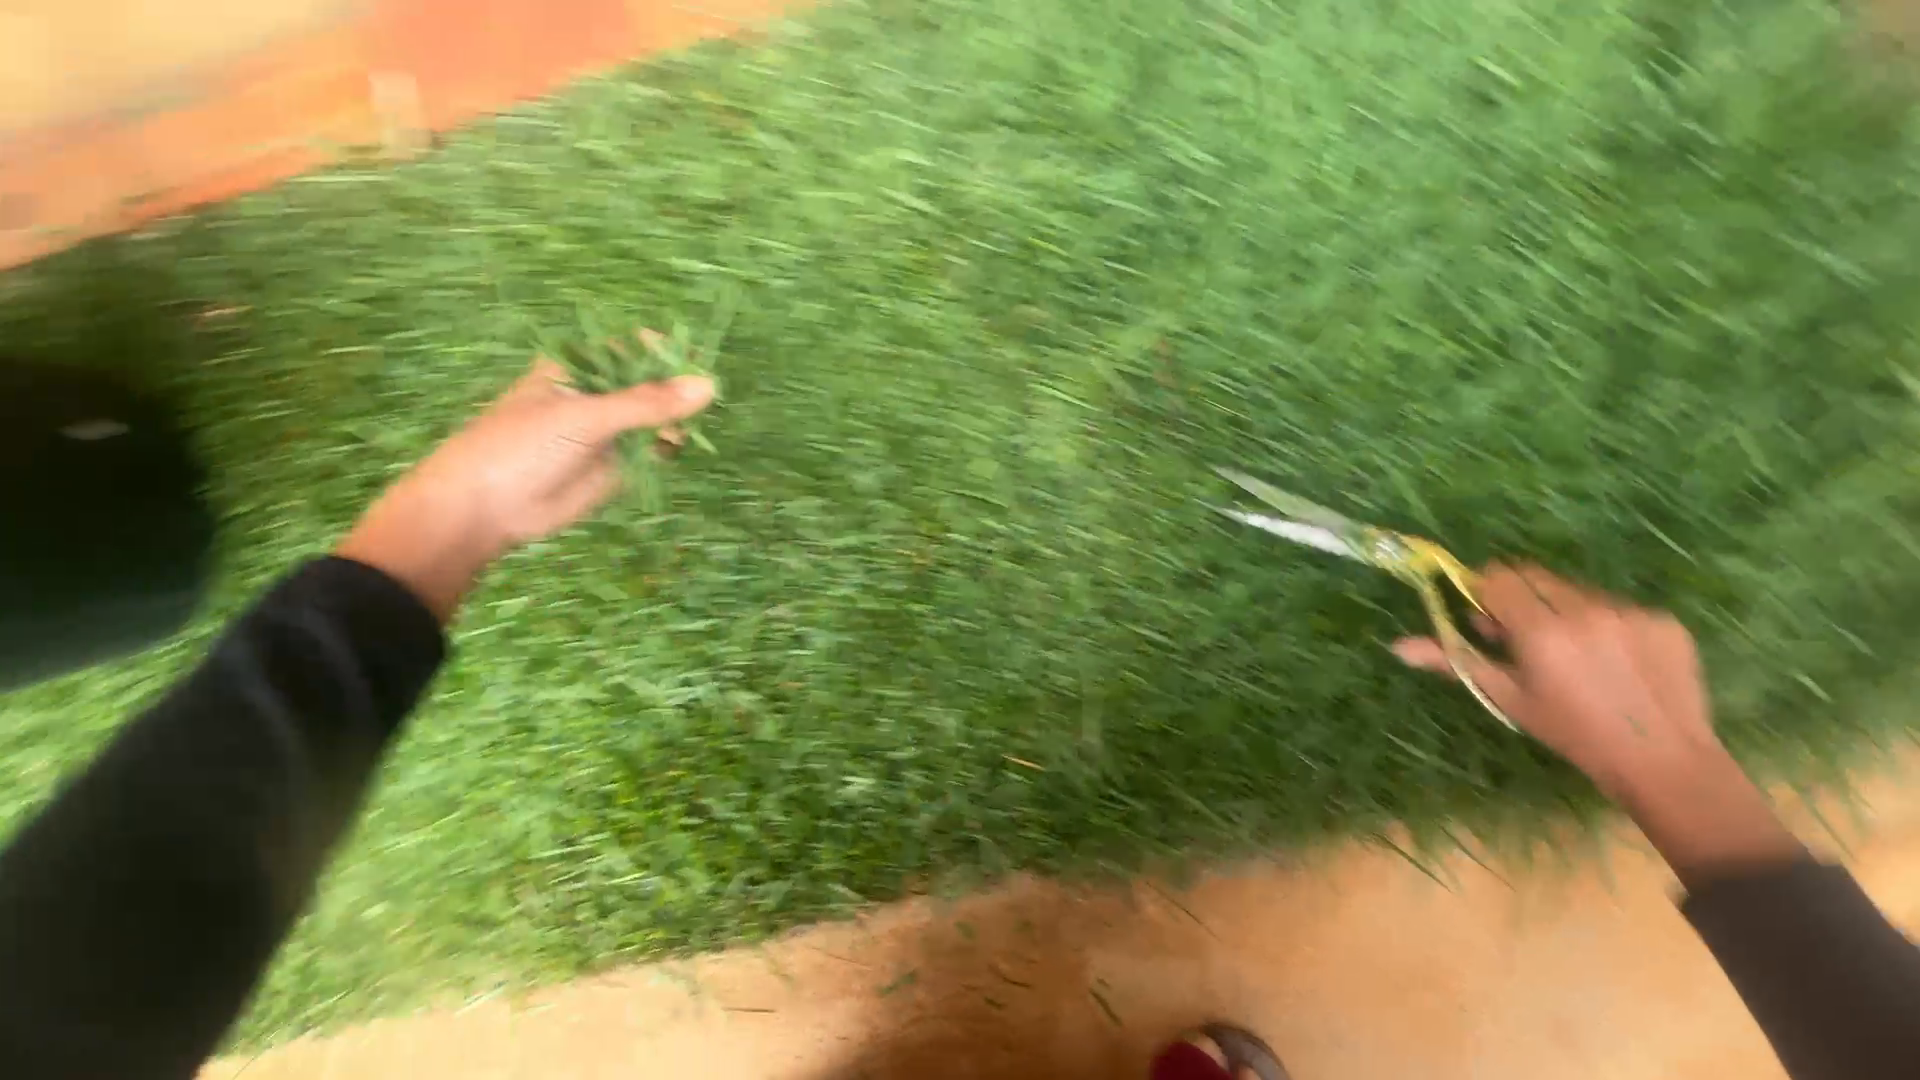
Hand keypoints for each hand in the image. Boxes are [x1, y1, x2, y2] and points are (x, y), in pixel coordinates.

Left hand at [337, 357, 714, 620]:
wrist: (484, 508)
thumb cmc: (521, 447)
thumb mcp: (585, 417)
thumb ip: (647, 403)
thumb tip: (708, 386)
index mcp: (578, 369)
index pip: (632, 349)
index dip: (663, 353)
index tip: (692, 363)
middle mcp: (596, 397)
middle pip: (650, 384)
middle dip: (676, 391)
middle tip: (697, 404)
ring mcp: (608, 433)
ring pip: (655, 420)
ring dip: (674, 422)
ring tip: (680, 433)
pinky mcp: (616, 467)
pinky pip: (652, 452)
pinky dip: (667, 450)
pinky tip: (672, 451)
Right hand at [1393, 563, 1801, 882]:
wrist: (1662, 759)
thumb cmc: (1569, 730)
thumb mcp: (1505, 697)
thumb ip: (1455, 661)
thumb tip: (1398, 646)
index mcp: (1541, 631)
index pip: (1499, 577)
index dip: (1486, 592)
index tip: (1488, 619)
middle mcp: (1585, 611)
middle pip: (1533, 575)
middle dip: (1520, 597)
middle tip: (1524, 635)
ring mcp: (1629, 612)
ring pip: (1573, 588)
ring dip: (1560, 607)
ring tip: (1572, 651)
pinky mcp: (1663, 618)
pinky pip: (1615, 603)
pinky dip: (1601, 621)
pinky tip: (1611, 658)